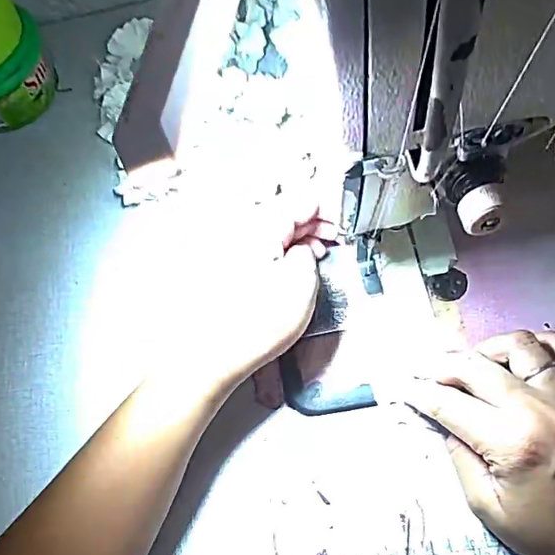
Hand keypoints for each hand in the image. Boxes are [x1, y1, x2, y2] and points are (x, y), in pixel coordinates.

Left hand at [162, 194, 332, 394]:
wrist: (211, 355)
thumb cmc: (251, 326)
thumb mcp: (302, 283)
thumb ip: (308, 253)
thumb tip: (304, 248)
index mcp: (260, 225)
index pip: (303, 200)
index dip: (330, 211)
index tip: (342, 225)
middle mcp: (237, 229)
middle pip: (283, 211)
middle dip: (311, 224)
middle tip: (330, 242)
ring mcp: (224, 248)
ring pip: (268, 230)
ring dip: (292, 239)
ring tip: (309, 259)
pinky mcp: (217, 267)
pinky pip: (253, 248)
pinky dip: (273, 253)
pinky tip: (283, 271)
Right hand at [397, 330, 554, 554]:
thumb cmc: (551, 536)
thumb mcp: (488, 508)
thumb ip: (460, 458)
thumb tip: (442, 423)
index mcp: (510, 443)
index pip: (449, 403)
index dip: (419, 394)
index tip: (403, 389)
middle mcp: (540, 410)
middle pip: (477, 367)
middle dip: (442, 368)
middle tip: (426, 377)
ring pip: (522, 346)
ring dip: (488, 349)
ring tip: (474, 365)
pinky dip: (545, 343)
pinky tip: (525, 352)